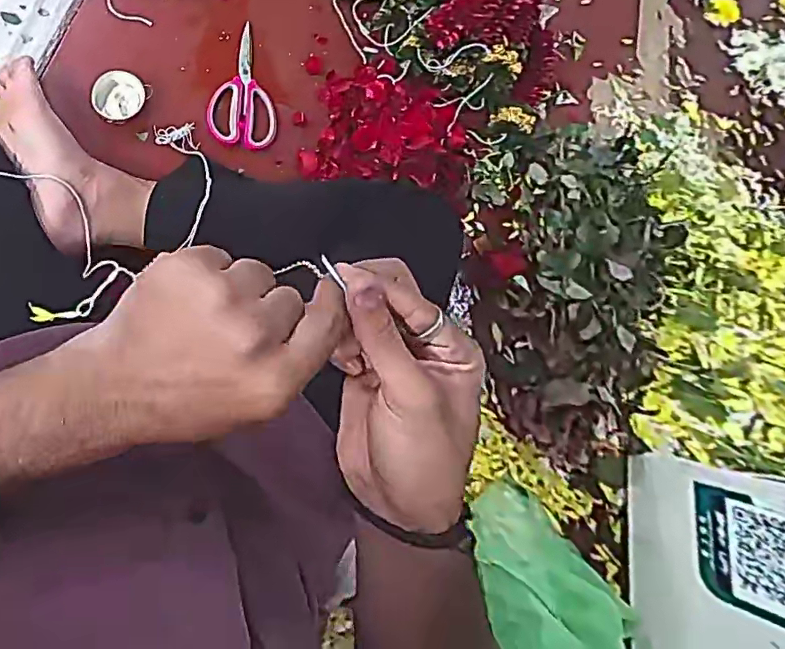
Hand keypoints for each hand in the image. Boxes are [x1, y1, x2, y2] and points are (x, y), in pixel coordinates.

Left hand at [67, 245, 347, 444]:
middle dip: (267, 305)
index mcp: (274, 378)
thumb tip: (322, 312)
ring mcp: (219, 294)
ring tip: (204, 312)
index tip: (324, 289)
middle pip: (289, 294)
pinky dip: (205, 270)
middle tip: (232, 328)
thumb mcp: (253, 406)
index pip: (327, 321)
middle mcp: (253, 335)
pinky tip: (184, 297)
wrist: (115, 385)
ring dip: (237, 285)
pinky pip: (219, 254)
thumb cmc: (184, 401)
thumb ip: (293, 363)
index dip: (328, 302)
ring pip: (255, 269)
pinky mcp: (188, 265)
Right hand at [329, 260, 483, 534]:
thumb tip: (359, 284)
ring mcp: (392, 354)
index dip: (379, 286)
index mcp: (451, 345)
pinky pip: (347, 335)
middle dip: (362, 295)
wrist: (397, 509)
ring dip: (347, 318)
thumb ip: (382, 338)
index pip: (413, 299)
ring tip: (342, 345)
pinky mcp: (365, 367)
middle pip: (389, 296)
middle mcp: (423, 343)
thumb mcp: (410, 395)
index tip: (345, 276)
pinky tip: (339, 356)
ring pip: (364, 312)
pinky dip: (338, 337)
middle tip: (333, 298)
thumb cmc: (423, 457)